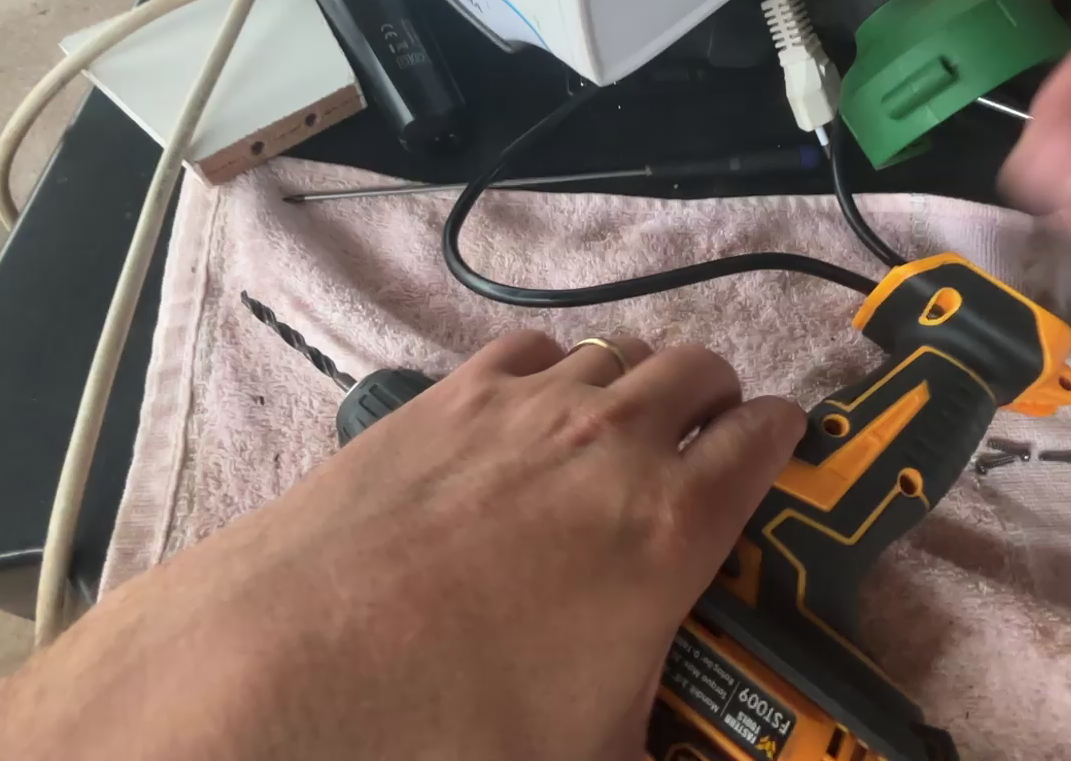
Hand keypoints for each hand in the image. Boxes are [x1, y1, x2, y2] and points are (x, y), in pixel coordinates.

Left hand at [0, 332, 803, 760]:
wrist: (287, 668)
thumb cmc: (458, 732)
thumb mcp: (599, 756)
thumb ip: (669, 741)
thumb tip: (696, 759)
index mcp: (668, 520)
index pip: (761, 437)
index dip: (784, 430)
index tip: (783, 437)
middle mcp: (611, 437)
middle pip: (698, 367)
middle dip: (717, 392)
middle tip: (705, 430)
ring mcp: (531, 402)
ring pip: (619, 351)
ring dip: (638, 378)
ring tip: (620, 423)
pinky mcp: (456, 392)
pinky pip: (534, 350)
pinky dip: (553, 371)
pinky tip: (531, 411)